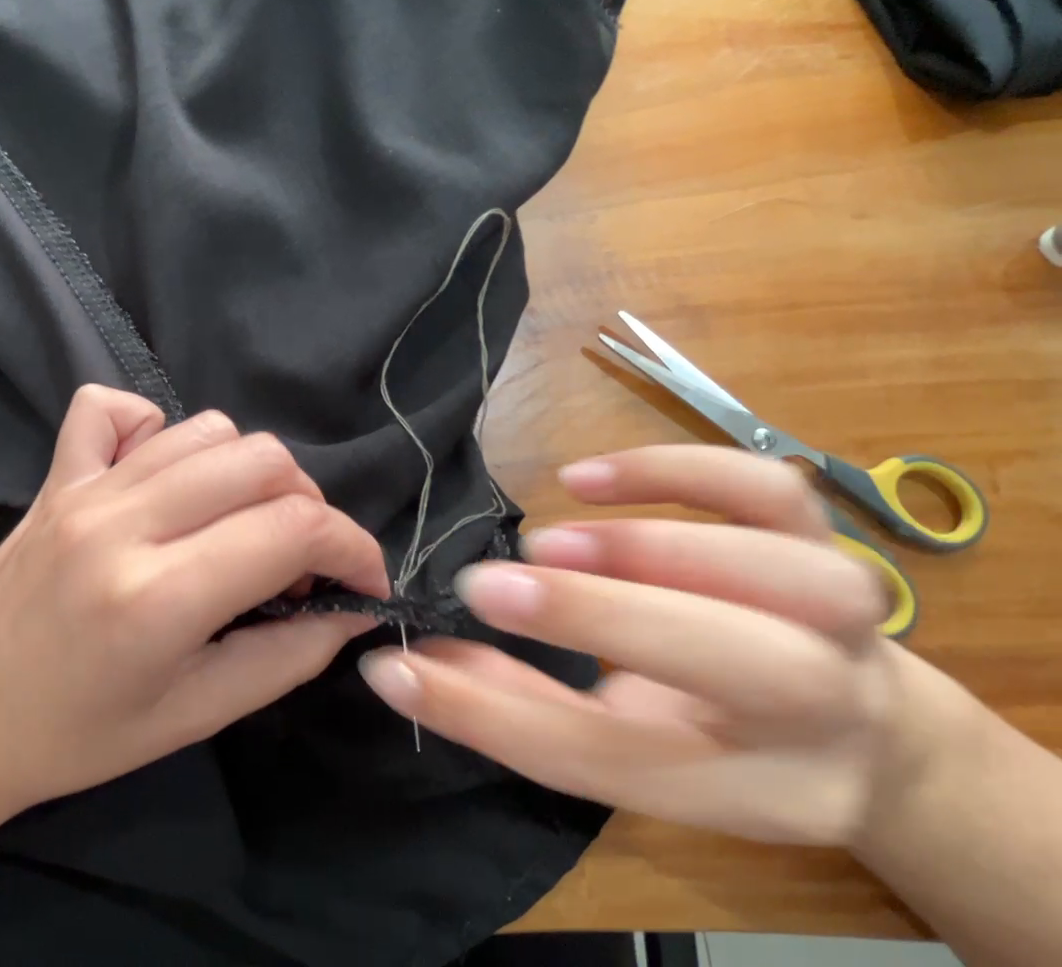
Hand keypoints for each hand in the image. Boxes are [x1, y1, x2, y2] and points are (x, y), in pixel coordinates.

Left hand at [0, 385, 390, 826]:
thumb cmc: (77, 736)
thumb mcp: (193, 717)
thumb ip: (285, 657)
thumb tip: (352, 611)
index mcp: (159, 596)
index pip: (293, 527)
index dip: (351, 547)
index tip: (361, 581)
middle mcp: (121, 524)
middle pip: (259, 461)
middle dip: (308, 506)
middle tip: (299, 563)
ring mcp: (81, 490)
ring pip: (203, 430)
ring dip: (246, 472)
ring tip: (238, 527)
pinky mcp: (53, 478)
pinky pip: (110, 408)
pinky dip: (154, 427)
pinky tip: (161, 479)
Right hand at [359, 445, 956, 846]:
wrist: (860, 730)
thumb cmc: (709, 744)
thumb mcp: (611, 750)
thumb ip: (508, 706)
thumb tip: (396, 666)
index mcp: (754, 786)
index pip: (617, 758)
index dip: (499, 712)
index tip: (400, 666)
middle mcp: (823, 707)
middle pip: (741, 666)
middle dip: (600, 615)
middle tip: (487, 587)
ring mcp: (846, 616)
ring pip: (783, 570)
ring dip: (649, 546)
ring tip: (546, 542)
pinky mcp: (825, 539)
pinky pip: (768, 489)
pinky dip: (678, 470)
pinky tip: (586, 478)